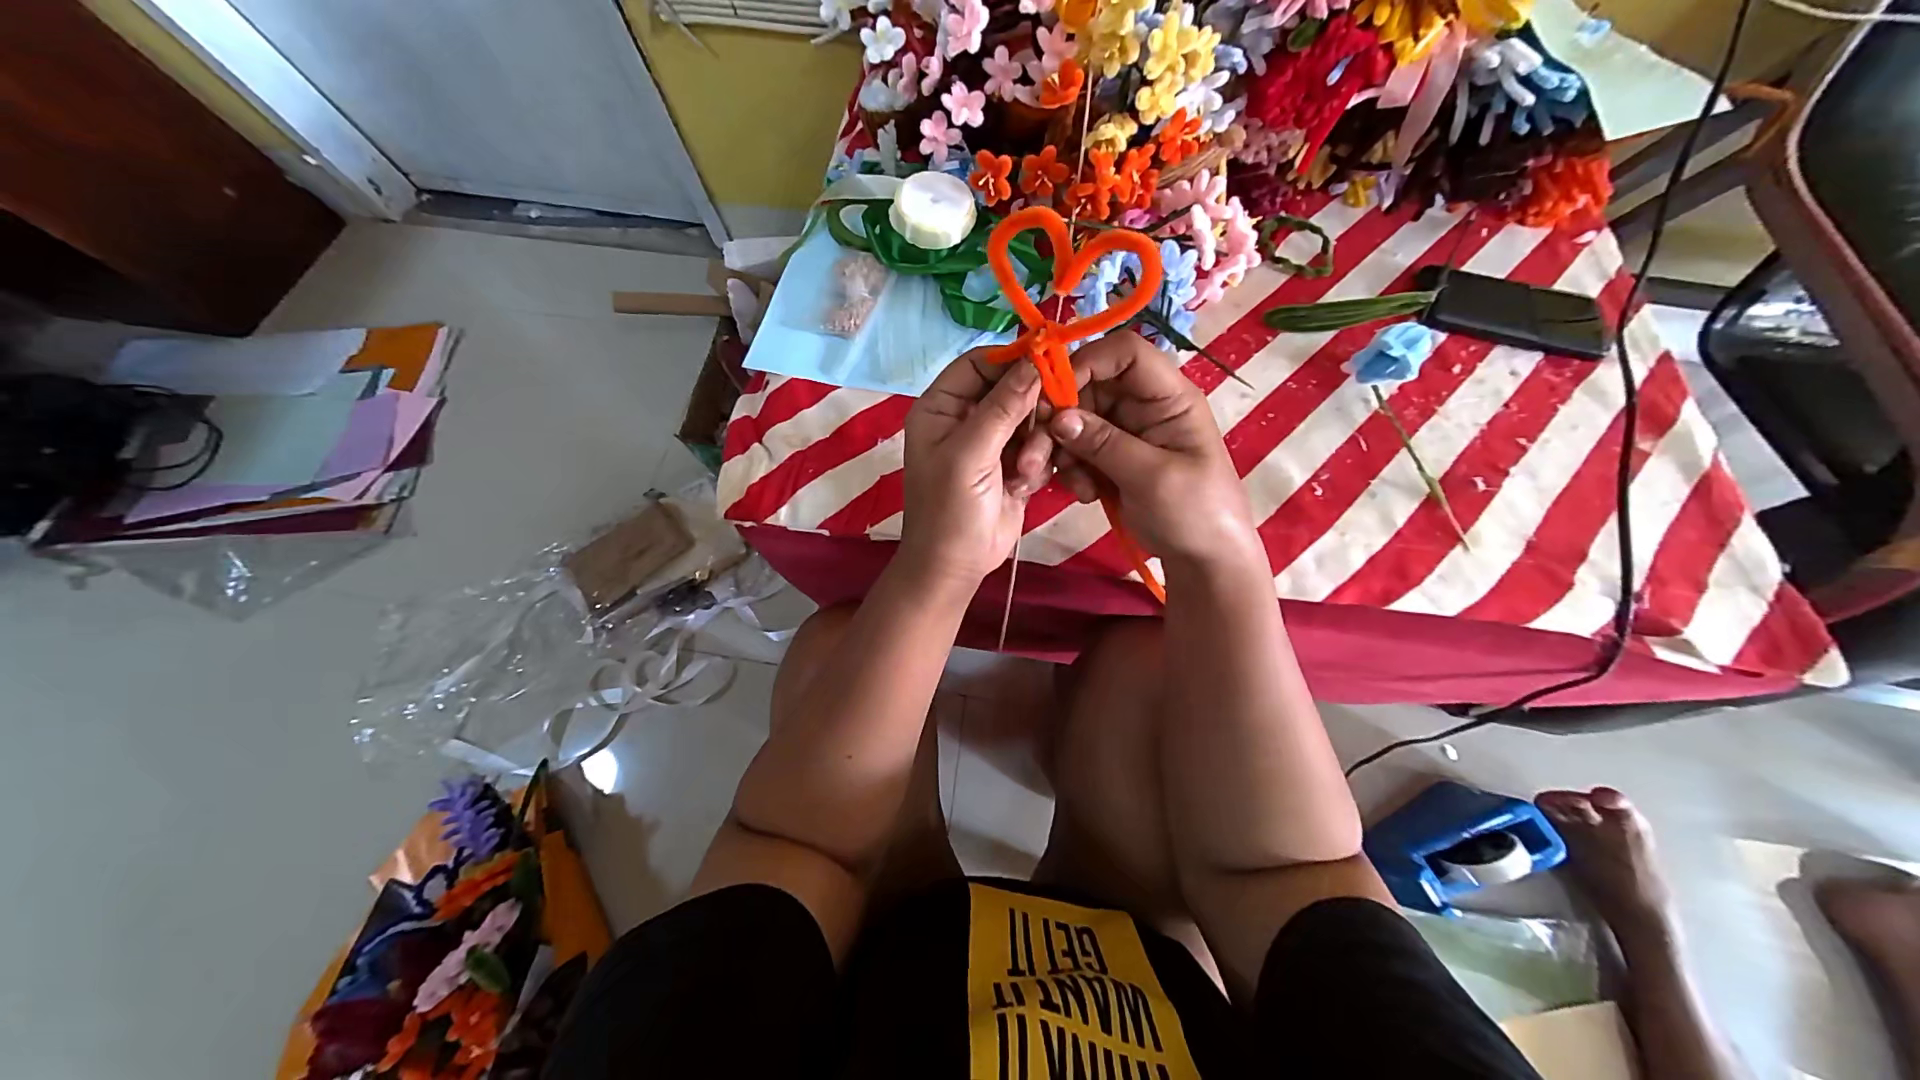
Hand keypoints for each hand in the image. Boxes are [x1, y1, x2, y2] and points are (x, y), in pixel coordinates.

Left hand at [900, 350, 1052, 585]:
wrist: (956, 566)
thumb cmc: (949, 509)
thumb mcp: (970, 454)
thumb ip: (1002, 407)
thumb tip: (1034, 363)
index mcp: (941, 407)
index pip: (978, 364)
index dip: (1011, 361)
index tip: (1048, 364)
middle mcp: (965, 419)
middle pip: (1011, 390)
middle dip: (1030, 412)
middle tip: (1046, 427)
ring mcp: (991, 443)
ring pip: (1031, 419)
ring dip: (1036, 444)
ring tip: (1026, 472)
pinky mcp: (1013, 466)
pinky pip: (1038, 446)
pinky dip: (1039, 463)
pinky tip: (1025, 485)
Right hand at [1049, 331, 1259, 567]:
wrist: (1205, 561)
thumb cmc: (1196, 513)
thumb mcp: (1152, 477)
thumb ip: (1104, 444)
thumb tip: (1059, 418)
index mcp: (1169, 397)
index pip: (1124, 352)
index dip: (1087, 363)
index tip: (1053, 397)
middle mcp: (1144, 406)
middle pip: (1089, 387)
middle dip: (1062, 418)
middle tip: (1040, 454)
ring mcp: (1127, 433)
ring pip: (1077, 420)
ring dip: (1064, 450)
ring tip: (1076, 485)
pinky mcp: (1112, 459)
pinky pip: (1079, 449)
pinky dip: (1072, 469)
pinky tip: (1084, 494)